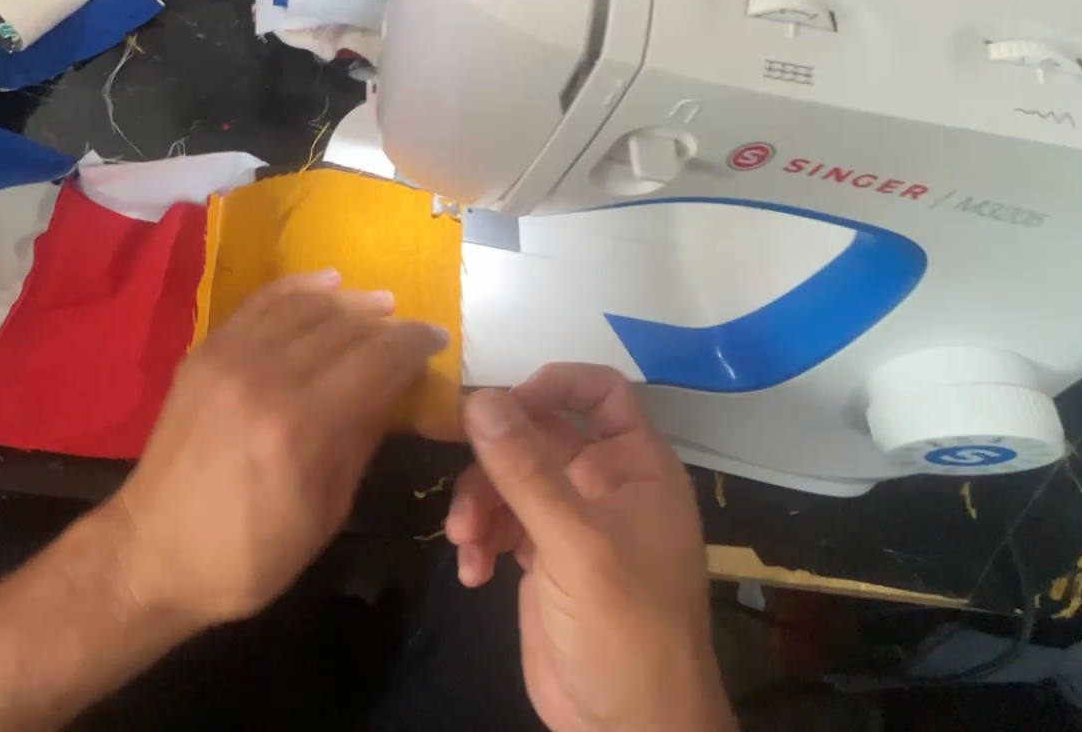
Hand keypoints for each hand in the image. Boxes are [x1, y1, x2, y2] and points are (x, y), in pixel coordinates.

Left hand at [111, 270, 447, 627]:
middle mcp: (266, 377)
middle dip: (387, 323)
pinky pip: (260, 304)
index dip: (413, 344)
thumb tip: (394, 389)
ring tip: (378, 304)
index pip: (376, 360)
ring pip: (304, 306)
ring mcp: (229, 358)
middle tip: (410, 330)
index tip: (436, 340)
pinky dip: (298, 289)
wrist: (151, 552)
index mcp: (302, 427)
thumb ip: (361, 440)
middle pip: (344, 327)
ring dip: (349, 300)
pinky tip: (326, 284)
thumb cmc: (249, 553)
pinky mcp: (205, 352)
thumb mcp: (325, 512)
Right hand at [447, 364, 734, 731]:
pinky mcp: (541, 554)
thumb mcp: (575, 544)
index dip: (554, 385)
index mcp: (634, 467)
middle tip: (446, 451)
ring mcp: (569, 519)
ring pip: (508, 476)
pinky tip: (473, 571)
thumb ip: (524, 469)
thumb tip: (478, 398)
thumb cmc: (625, 628)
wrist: (627, 731)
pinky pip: (499, 519)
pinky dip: (480, 537)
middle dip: (493, 453)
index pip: (601, 393)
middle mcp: (602, 483)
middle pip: (537, 433)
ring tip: (464, 540)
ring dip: (478, 502)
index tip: (503, 402)